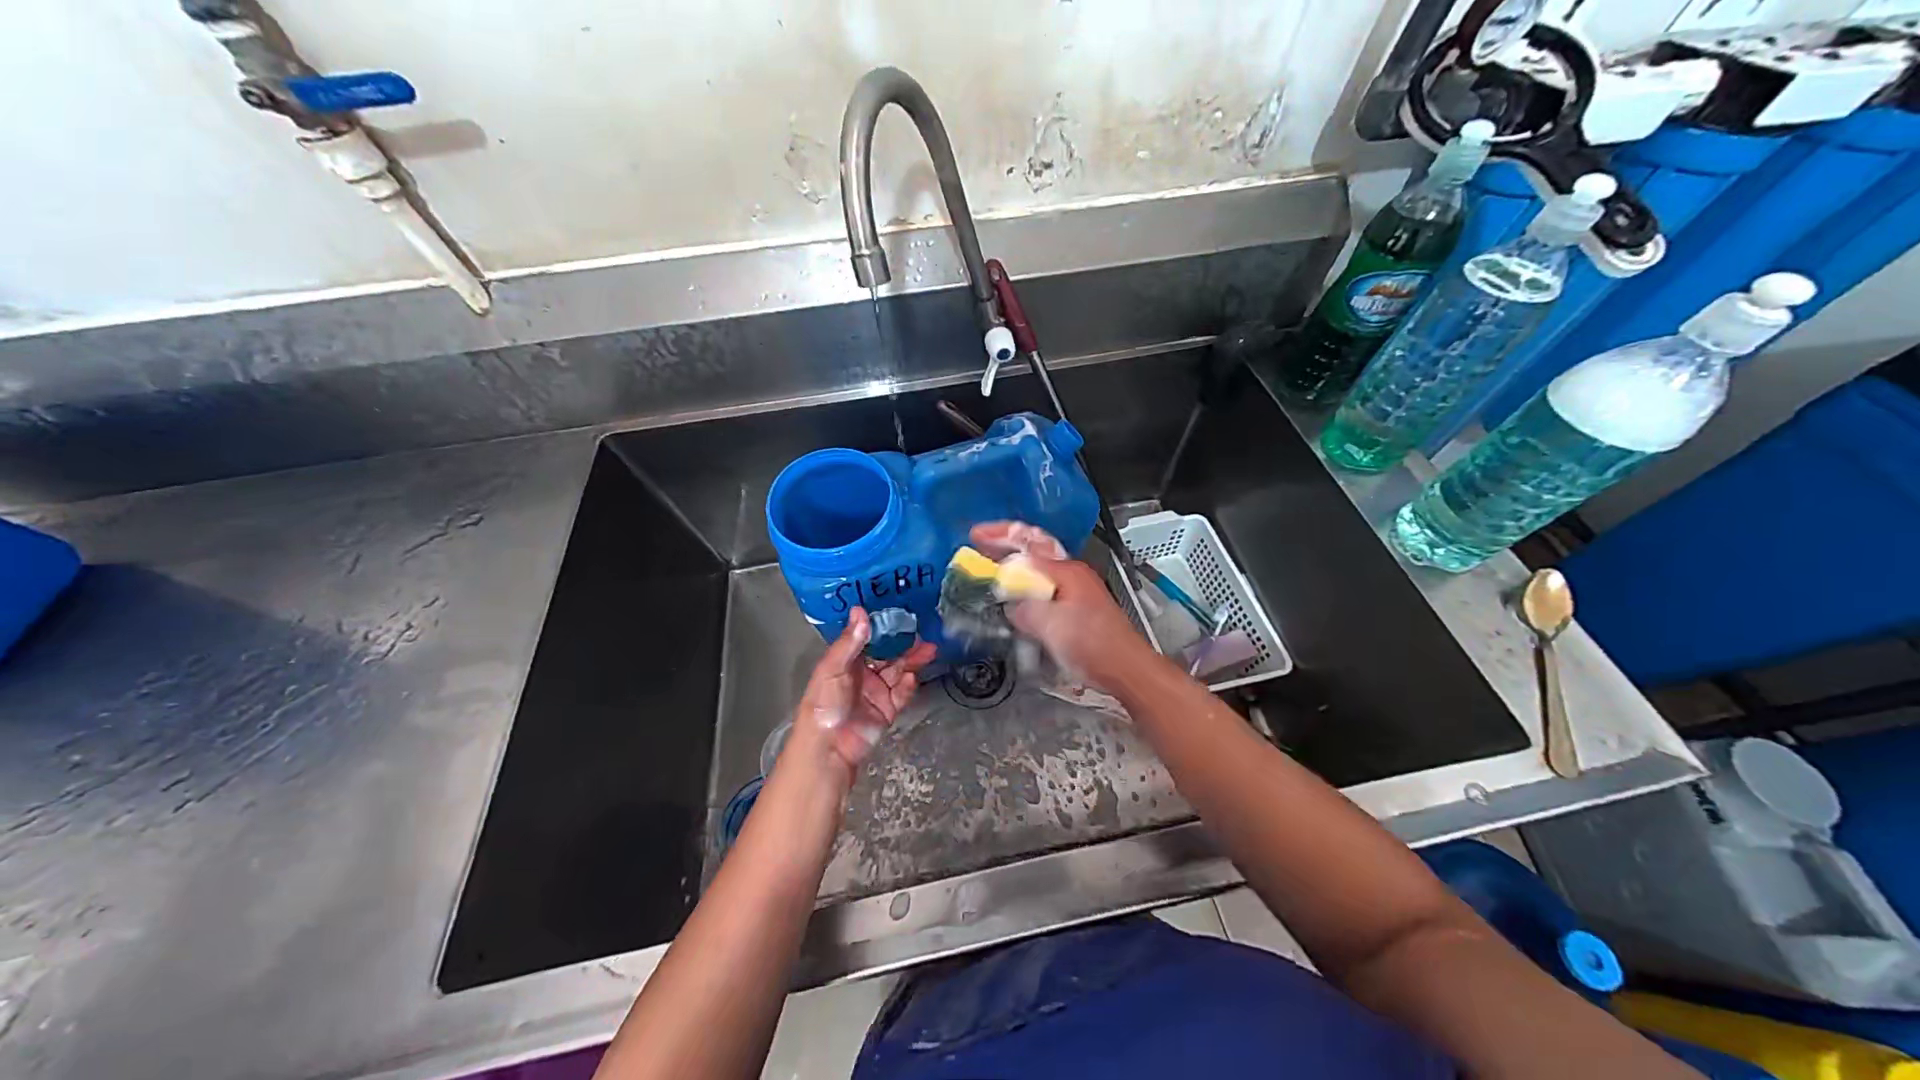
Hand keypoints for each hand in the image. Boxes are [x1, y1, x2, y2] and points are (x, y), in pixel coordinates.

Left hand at [778, 607, 935, 789]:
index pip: (868, 639)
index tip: (900, 614)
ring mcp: (876, 692)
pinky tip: (912, 677)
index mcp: (846, 661)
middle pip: (888, 655)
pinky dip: (908, 685)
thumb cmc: (824, 704)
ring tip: (929, 650)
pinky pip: (902, 694)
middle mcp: (862, 674)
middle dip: (904, 644)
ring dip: (912, 660)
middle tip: (922, 633)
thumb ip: (849, 642)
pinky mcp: (887, 710)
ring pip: (898, 671)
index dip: (884, 628)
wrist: (829, 749)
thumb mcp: (832, 669)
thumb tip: (860, 611)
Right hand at [969, 522, 1154, 687]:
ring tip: (993, 574)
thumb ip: (1023, 609)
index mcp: (1066, 571)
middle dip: (1006, 549)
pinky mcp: (1079, 610)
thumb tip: (1011, 605)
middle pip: (1034, 553)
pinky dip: (1027, 591)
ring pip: (1039, 572)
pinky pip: (1046, 591)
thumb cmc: (1096, 647)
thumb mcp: (1049, 626)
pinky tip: (1016, 603)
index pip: (1027, 544)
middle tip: (981, 549)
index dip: (1000, 537)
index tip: (978, 535)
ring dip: (1015, 570)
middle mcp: (1073, 576)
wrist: (1126, 669)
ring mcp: (1077, 592)